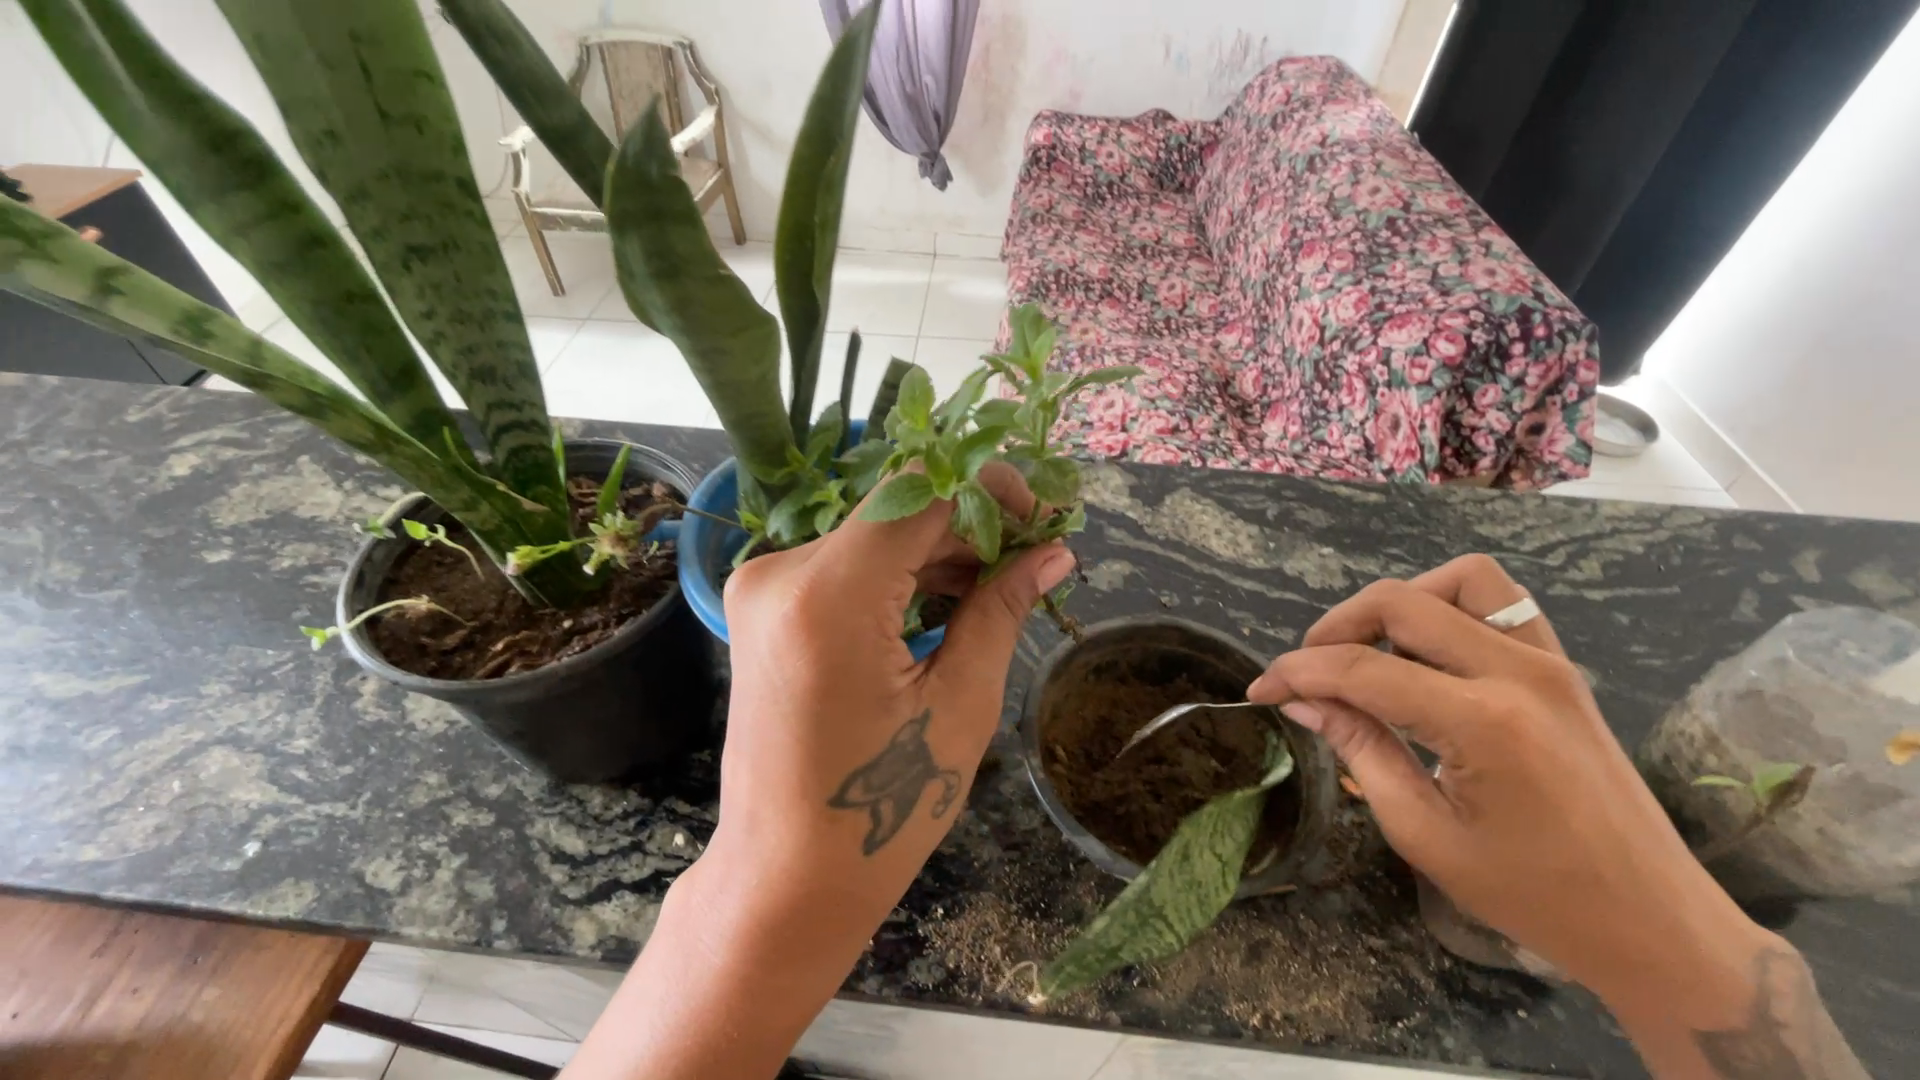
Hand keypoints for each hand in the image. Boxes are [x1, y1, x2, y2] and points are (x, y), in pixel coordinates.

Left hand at [563, 469, 1072, 1079]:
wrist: (786, 873)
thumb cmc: (886, 806)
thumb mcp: (959, 704)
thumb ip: (1000, 609)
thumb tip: (1053, 553)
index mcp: (830, 593)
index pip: (920, 488)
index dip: (990, 490)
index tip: (1041, 521)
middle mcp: (782, 570)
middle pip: (896, 510)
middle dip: (971, 527)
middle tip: (1032, 561)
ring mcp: (764, 587)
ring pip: (873, 535)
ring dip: (938, 551)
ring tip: (996, 590)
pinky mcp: (765, 607)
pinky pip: (846, 565)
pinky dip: (898, 574)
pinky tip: (946, 603)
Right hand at [1245, 557, 1772, 1027]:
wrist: (1654, 922)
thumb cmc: (1533, 895)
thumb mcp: (1425, 834)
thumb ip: (1361, 751)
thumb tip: (1304, 703)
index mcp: (1482, 722)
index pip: (1363, 669)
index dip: (1299, 673)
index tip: (1262, 690)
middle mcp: (1518, 672)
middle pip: (1402, 602)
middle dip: (1336, 627)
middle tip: (1308, 672)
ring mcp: (1549, 662)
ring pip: (1459, 580)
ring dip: (1400, 603)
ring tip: (1369, 650)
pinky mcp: (1562, 668)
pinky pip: (1500, 601)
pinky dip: (1448, 606)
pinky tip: (1424, 653)